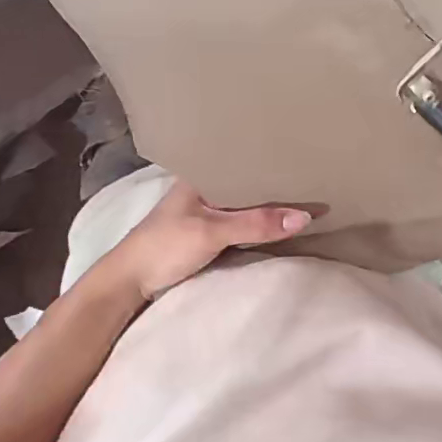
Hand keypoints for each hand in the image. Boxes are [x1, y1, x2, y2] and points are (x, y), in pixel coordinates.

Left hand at [95, 179, 312, 300]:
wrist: (129, 281)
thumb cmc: (164, 247)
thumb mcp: (212, 233)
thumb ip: (256, 224)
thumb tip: (306, 216)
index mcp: (201, 176)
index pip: (243, 162)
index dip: (271, 162)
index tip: (304, 161)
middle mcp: (203, 188)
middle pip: (246, 183)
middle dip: (274, 184)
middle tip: (313, 179)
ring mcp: (203, 212)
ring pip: (243, 204)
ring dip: (266, 206)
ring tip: (304, 197)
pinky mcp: (204, 234)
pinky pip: (239, 223)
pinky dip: (256, 223)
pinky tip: (276, 223)